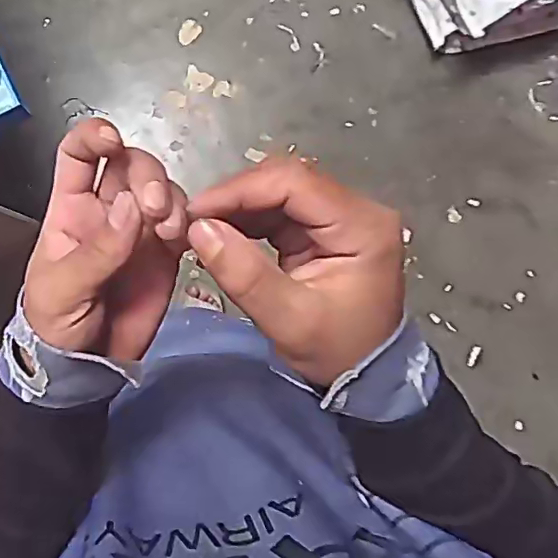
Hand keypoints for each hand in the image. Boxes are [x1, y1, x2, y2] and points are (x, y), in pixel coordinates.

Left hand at [24, 119, 189, 359]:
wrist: (83, 369)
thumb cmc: (54, 324)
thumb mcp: (61, 289)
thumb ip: (96, 251)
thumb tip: (131, 207)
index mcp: (70, 210)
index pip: (79, 156)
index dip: (93, 137)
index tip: (111, 139)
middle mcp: (107, 211)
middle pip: (130, 165)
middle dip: (145, 173)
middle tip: (151, 205)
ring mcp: (138, 231)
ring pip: (160, 189)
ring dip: (169, 197)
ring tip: (166, 228)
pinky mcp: (165, 254)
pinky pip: (182, 223)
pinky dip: (187, 221)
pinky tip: (180, 237)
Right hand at [186, 158, 404, 384]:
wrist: (364, 377)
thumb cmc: (336, 351)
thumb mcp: (288, 320)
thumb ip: (244, 274)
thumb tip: (199, 229)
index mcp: (361, 225)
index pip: (293, 182)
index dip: (239, 190)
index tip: (196, 212)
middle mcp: (354, 210)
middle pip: (283, 180)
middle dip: (234, 197)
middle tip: (193, 221)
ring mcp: (337, 217)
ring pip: (275, 190)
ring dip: (234, 206)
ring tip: (201, 229)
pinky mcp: (318, 228)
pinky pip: (274, 209)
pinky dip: (243, 218)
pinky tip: (220, 234)